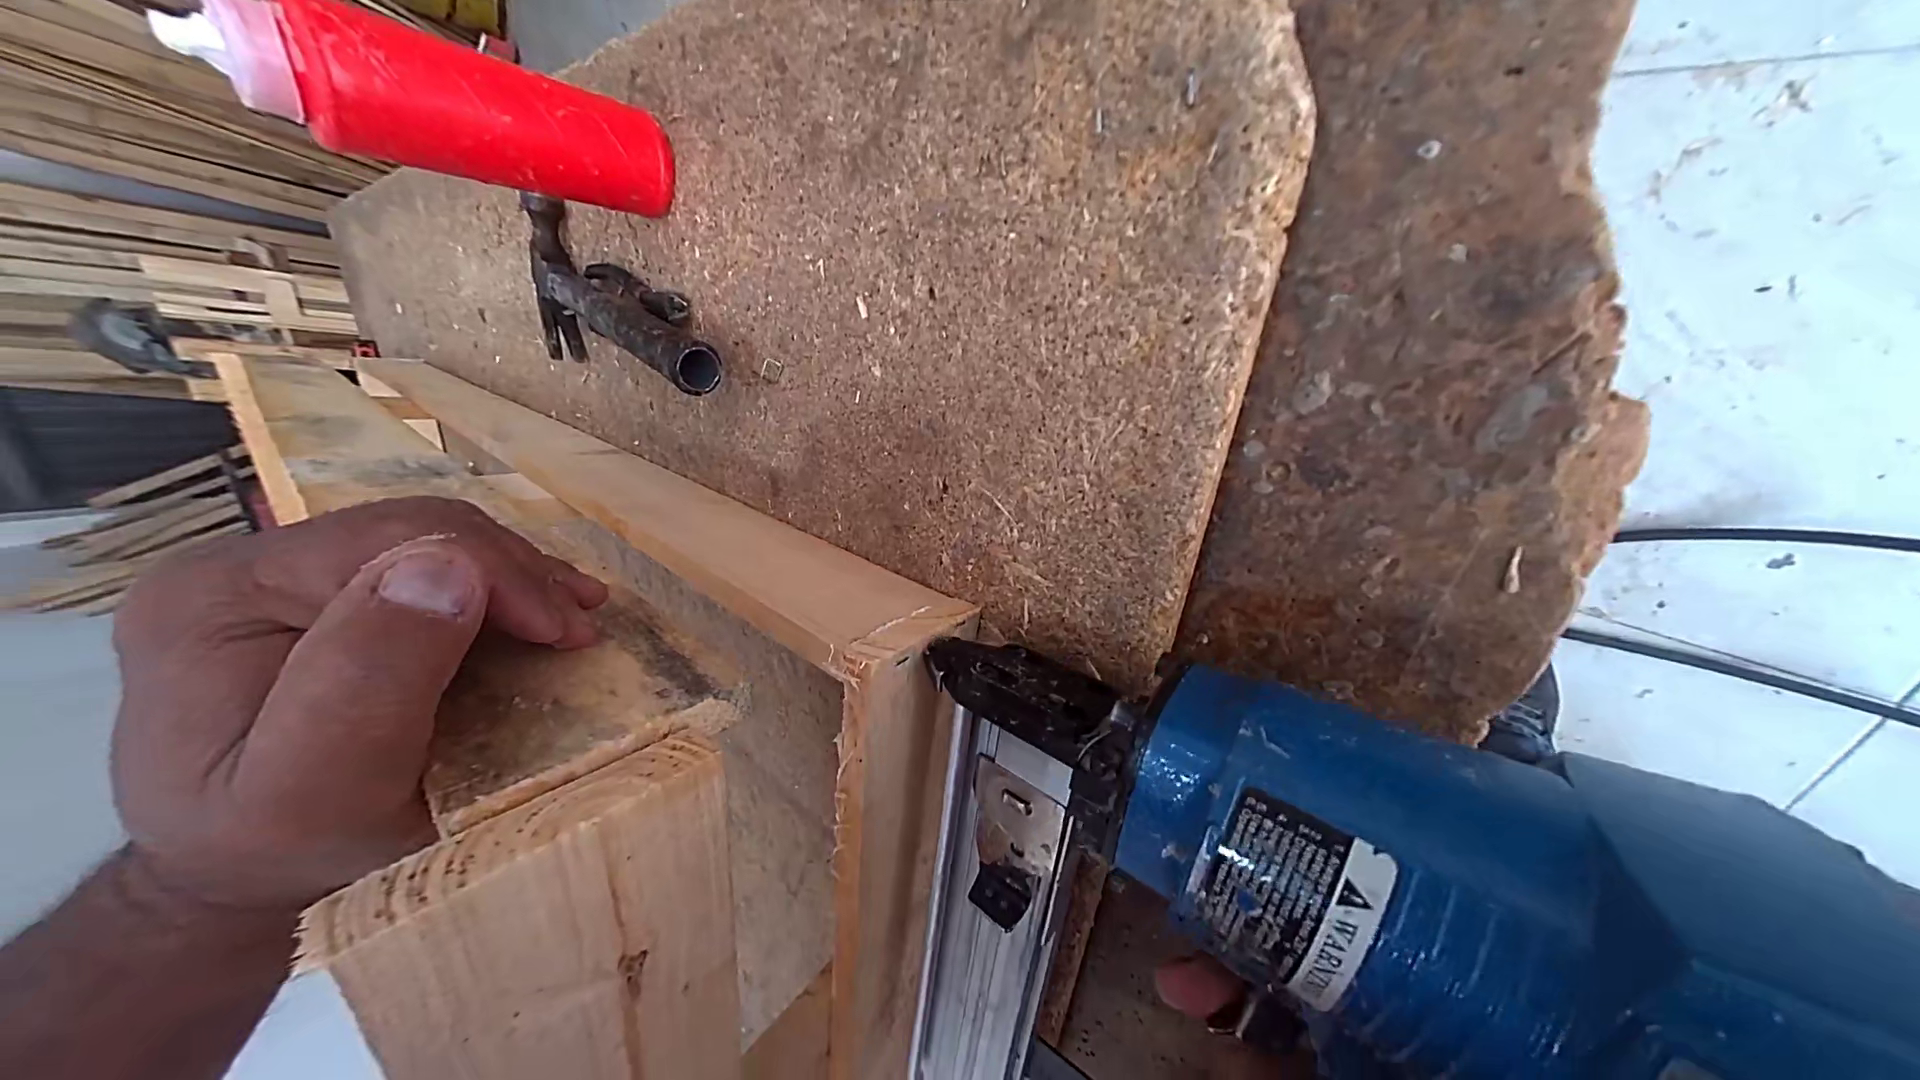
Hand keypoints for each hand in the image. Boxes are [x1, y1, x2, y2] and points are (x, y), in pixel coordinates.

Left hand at [109, 496, 609, 912]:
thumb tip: (450, 566)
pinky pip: (440, 561)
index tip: (566, 636)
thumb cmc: (284, 847)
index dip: (499, 576)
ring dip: (521, 577)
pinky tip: (538, 613)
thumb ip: (370, 678)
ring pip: (442, 537)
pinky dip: (504, 585)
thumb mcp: (317, 786)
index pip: (393, 540)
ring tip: (572, 621)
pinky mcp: (334, 590)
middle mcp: (248, 564)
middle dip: (521, 575)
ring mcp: (291, 571)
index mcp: (221, 596)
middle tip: (579, 631)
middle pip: (423, 529)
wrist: (251, 869)